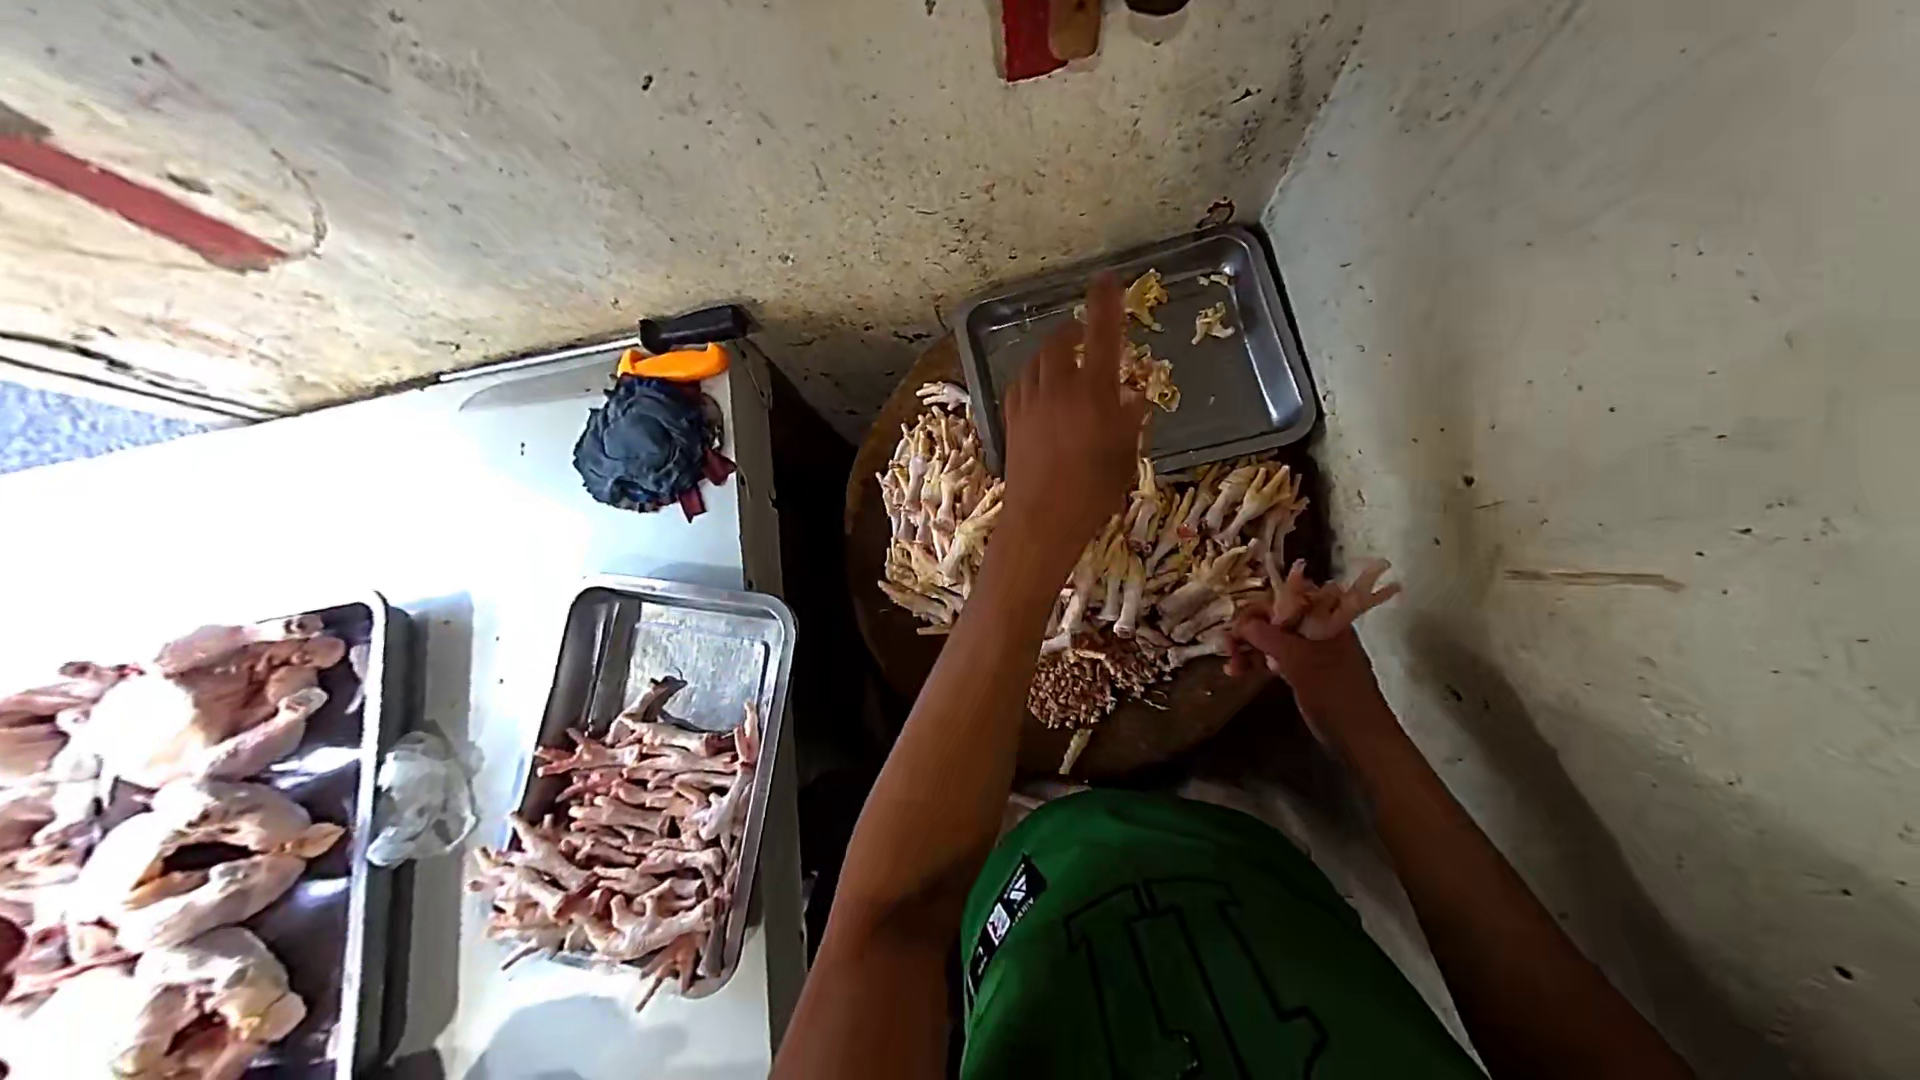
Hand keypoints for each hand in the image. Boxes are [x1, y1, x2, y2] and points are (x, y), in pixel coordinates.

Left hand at [998, 274, 1147, 565]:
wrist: (1041, 521)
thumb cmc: (1093, 494)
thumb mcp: (1125, 457)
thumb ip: (1129, 422)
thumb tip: (1130, 398)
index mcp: (1094, 393)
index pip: (1103, 334)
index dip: (1106, 302)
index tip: (1108, 279)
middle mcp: (1057, 388)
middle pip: (1060, 340)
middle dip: (1074, 331)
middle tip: (1086, 335)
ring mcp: (1028, 402)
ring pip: (1036, 360)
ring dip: (1052, 353)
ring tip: (1065, 363)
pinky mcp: (1010, 419)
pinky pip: (1020, 383)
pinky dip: (1033, 376)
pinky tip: (1040, 389)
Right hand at [1226, 559, 1400, 736]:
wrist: (1359, 738)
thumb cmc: (1334, 692)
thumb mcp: (1298, 660)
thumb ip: (1268, 636)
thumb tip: (1241, 623)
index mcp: (1326, 618)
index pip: (1287, 598)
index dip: (1259, 608)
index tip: (1238, 624)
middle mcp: (1318, 630)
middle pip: (1275, 619)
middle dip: (1249, 631)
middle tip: (1227, 646)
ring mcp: (1311, 651)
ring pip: (1271, 640)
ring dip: (1248, 649)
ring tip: (1231, 667)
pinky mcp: (1303, 671)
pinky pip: (1273, 658)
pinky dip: (1255, 663)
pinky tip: (1237, 673)